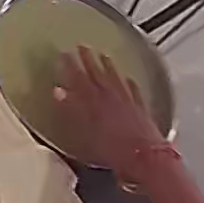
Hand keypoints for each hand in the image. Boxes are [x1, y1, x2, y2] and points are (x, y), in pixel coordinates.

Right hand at [54, 47, 168, 176]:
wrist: (146, 157)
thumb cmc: (111, 147)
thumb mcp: (84, 130)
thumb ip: (71, 108)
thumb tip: (57, 90)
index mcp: (93, 100)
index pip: (79, 77)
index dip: (71, 65)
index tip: (64, 53)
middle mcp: (110, 95)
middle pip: (97, 73)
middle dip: (88, 58)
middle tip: (82, 45)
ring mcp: (127, 100)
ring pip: (115, 77)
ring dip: (108, 65)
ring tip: (103, 54)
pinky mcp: (141, 108)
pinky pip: (134, 90)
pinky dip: (130, 83)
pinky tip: (129, 78)